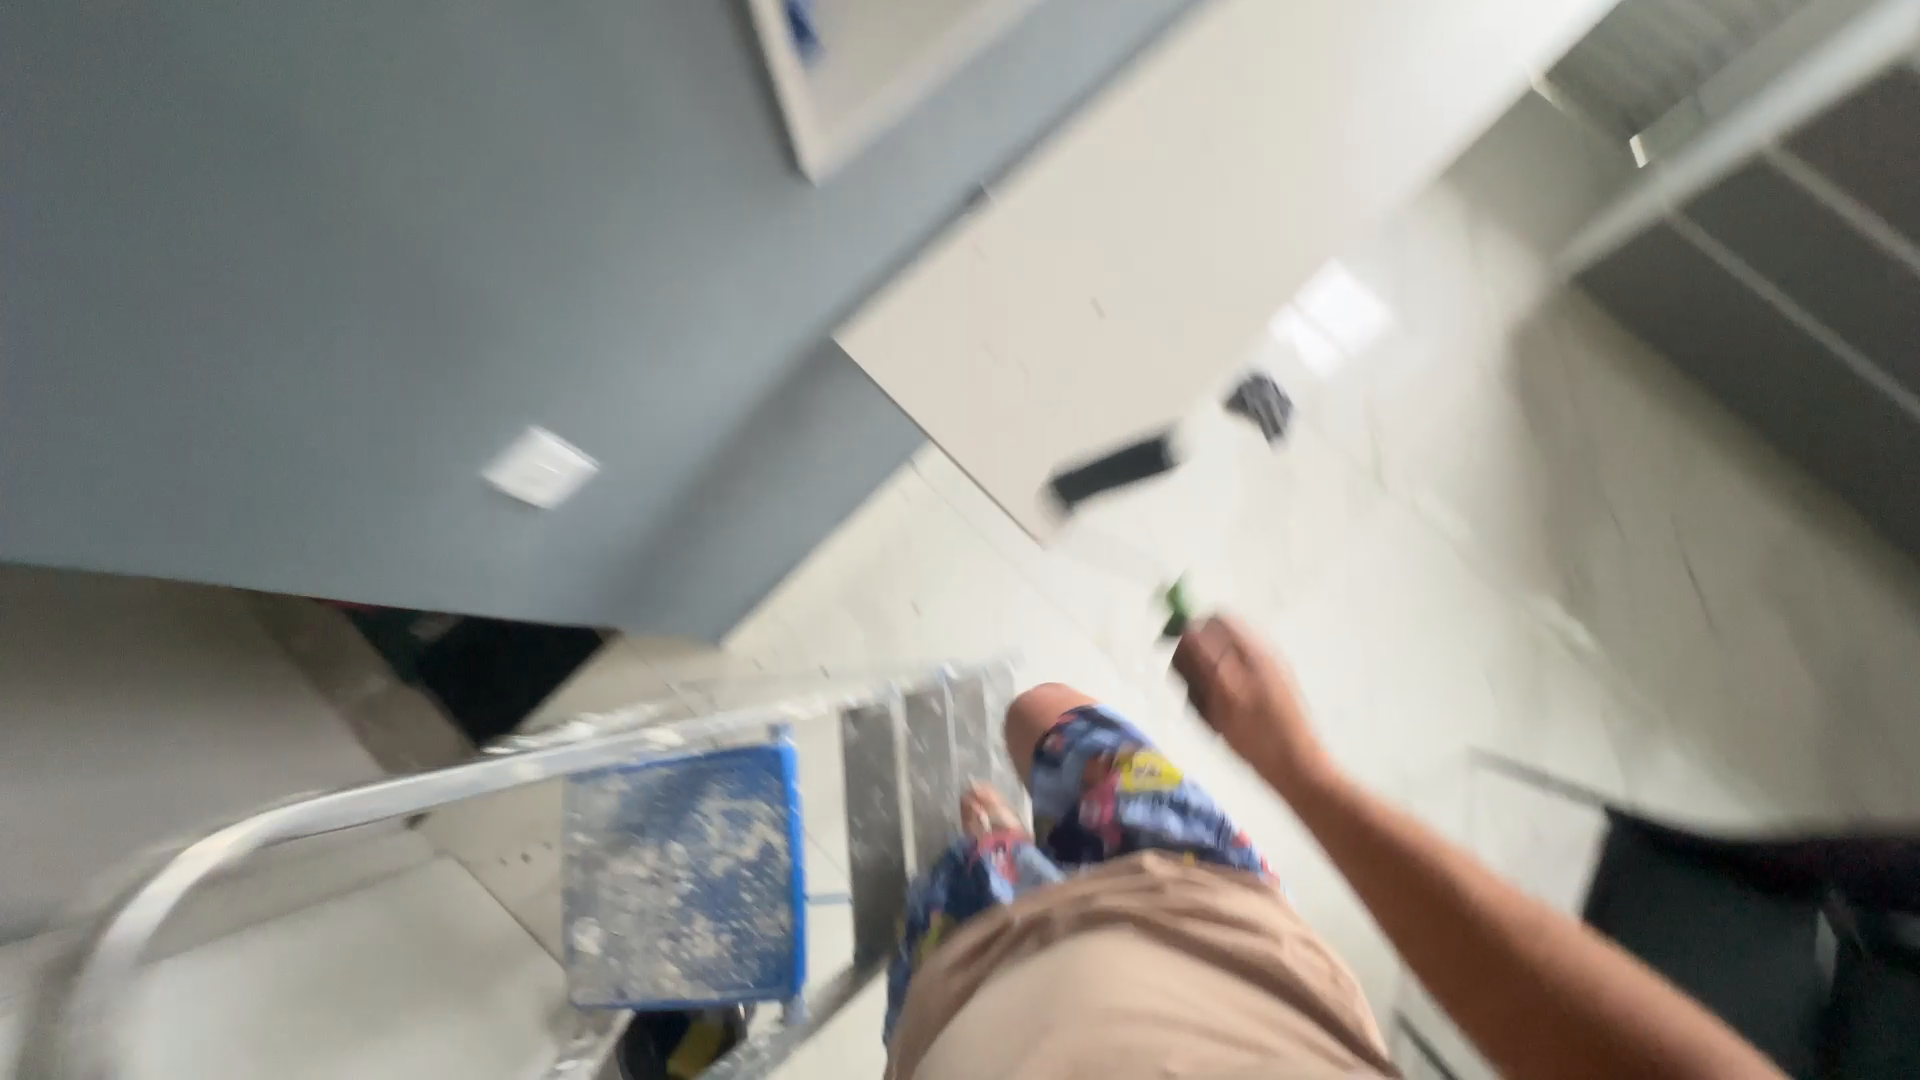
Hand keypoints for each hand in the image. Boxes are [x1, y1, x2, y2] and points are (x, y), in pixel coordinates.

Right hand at [1172, 615, 1337, 797]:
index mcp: (1253, 651)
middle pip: (1212, 642)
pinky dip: (1214, 702)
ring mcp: (1260, 677)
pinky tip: (1219, 724)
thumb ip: (1206, 658)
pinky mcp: (1260, 696)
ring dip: (1201, 688)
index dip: (1191, 630)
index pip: (1216, 620)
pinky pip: (1225, 688)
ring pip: (1214, 667)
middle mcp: (1257, 658)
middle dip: (1194, 665)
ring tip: (1208, 715)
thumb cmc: (1261, 736)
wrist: (1299, 772)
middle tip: (1194, 694)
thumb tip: (1186, 626)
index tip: (1172, 651)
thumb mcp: (1227, 695)